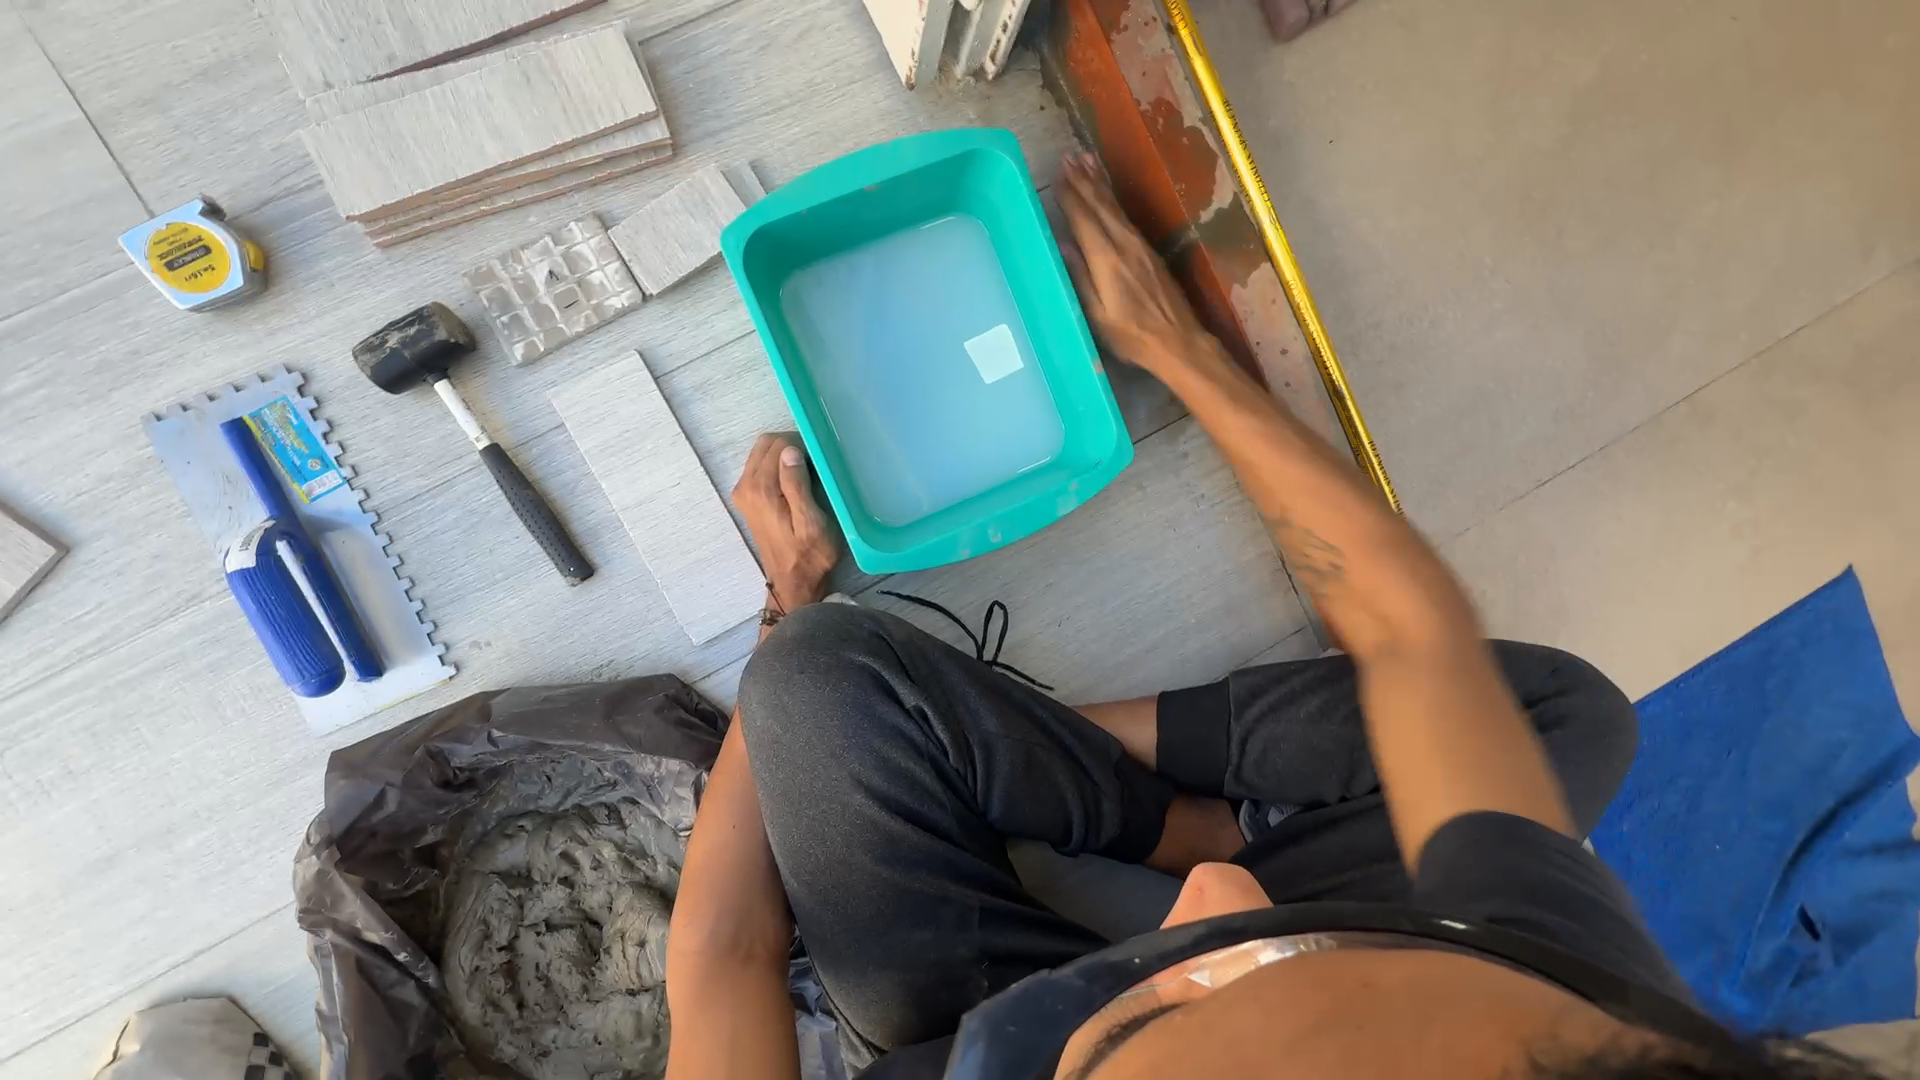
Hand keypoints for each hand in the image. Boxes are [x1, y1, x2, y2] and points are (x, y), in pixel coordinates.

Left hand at [732, 433, 838, 612]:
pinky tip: (797, 480)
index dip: (801, 445)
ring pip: (762, 453)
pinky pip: (761, 467)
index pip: (777, 444)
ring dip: (785, 455)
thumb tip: (789, 451)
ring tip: (808, 472)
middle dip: (791, 446)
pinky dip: (779, 466)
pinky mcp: (749, 499)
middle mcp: (745, 486)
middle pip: (766, 444)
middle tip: (815, 464)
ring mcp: (744, 492)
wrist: (794, 581)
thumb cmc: (810, 554)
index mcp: (760, 489)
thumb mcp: (811, 521)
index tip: (819, 460)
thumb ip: (797, 485)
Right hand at [1057, 151, 1223, 381]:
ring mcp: (1140, 246)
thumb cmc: (1132, 336)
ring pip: (1114, 207)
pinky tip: (1107, 195)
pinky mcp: (1149, 252)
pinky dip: (1112, 200)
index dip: (1070, 195)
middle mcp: (1124, 244)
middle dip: (1083, 180)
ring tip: (1085, 161)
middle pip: (1100, 205)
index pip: (1084, 219)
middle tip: (1068, 157)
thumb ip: (1080, 277)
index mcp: (1107, 259)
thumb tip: (1063, 245)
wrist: (1178, 341)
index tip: (1057, 174)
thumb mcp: (1097, 316)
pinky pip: (1125, 216)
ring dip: (1098, 184)